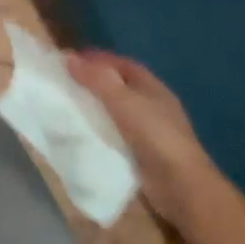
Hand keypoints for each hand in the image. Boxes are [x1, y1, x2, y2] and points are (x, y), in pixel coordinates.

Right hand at [67, 50, 218, 225]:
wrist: (181, 186)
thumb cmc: (155, 134)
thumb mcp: (123, 100)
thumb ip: (97, 78)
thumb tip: (68, 57)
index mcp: (152, 87)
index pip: (122, 64)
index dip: (98, 59)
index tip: (70, 60)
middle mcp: (152, 106)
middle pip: (118, 87)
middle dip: (92, 83)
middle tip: (64, 82)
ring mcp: (148, 132)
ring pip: (115, 112)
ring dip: (94, 108)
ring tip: (66, 106)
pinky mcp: (141, 154)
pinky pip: (114, 135)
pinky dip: (98, 131)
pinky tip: (81, 132)